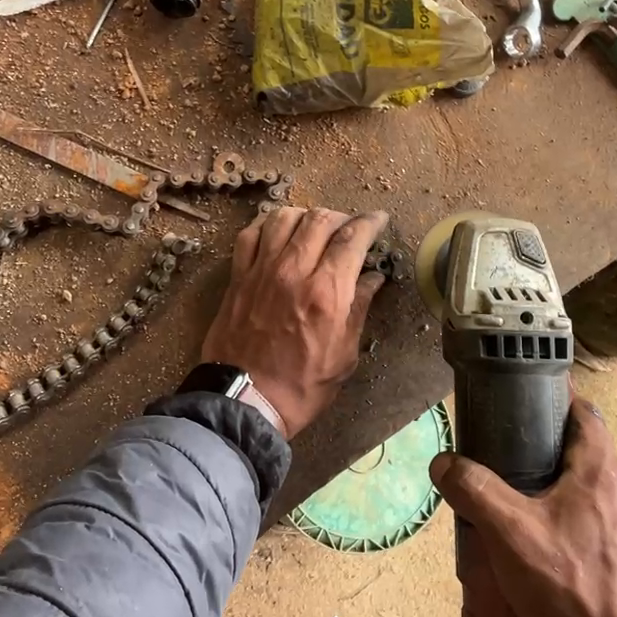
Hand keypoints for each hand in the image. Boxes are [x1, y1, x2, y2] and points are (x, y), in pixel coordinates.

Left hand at [199, 207, 389, 438]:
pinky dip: (267, 225)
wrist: (246, 401)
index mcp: (326, 292)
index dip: (370, 223)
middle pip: (319, 219)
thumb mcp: (344, 355)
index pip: (353, 238)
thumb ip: (359, 309)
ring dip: (305, 216)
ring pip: (284, 218)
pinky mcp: (238, 277)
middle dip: (341, 217)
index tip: (378, 220)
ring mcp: (261, 271)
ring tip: (314, 227)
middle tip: (349, 228)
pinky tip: (277, 232)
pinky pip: (250, 234)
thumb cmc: (302, 386)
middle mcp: (293, 271)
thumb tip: (373, 278)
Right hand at [429, 403, 616, 616]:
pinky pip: (597, 514)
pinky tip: (543, 535)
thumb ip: (473, 489)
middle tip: (507, 444)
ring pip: (592, 483)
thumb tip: (442, 462)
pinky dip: (570, 509)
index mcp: (600, 472)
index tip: (522, 395)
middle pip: (587, 446)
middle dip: (550, 439)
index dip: (555, 396)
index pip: (584, 412)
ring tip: (518, 489)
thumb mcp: (508, 532)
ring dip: (560, 476)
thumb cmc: (566, 587)